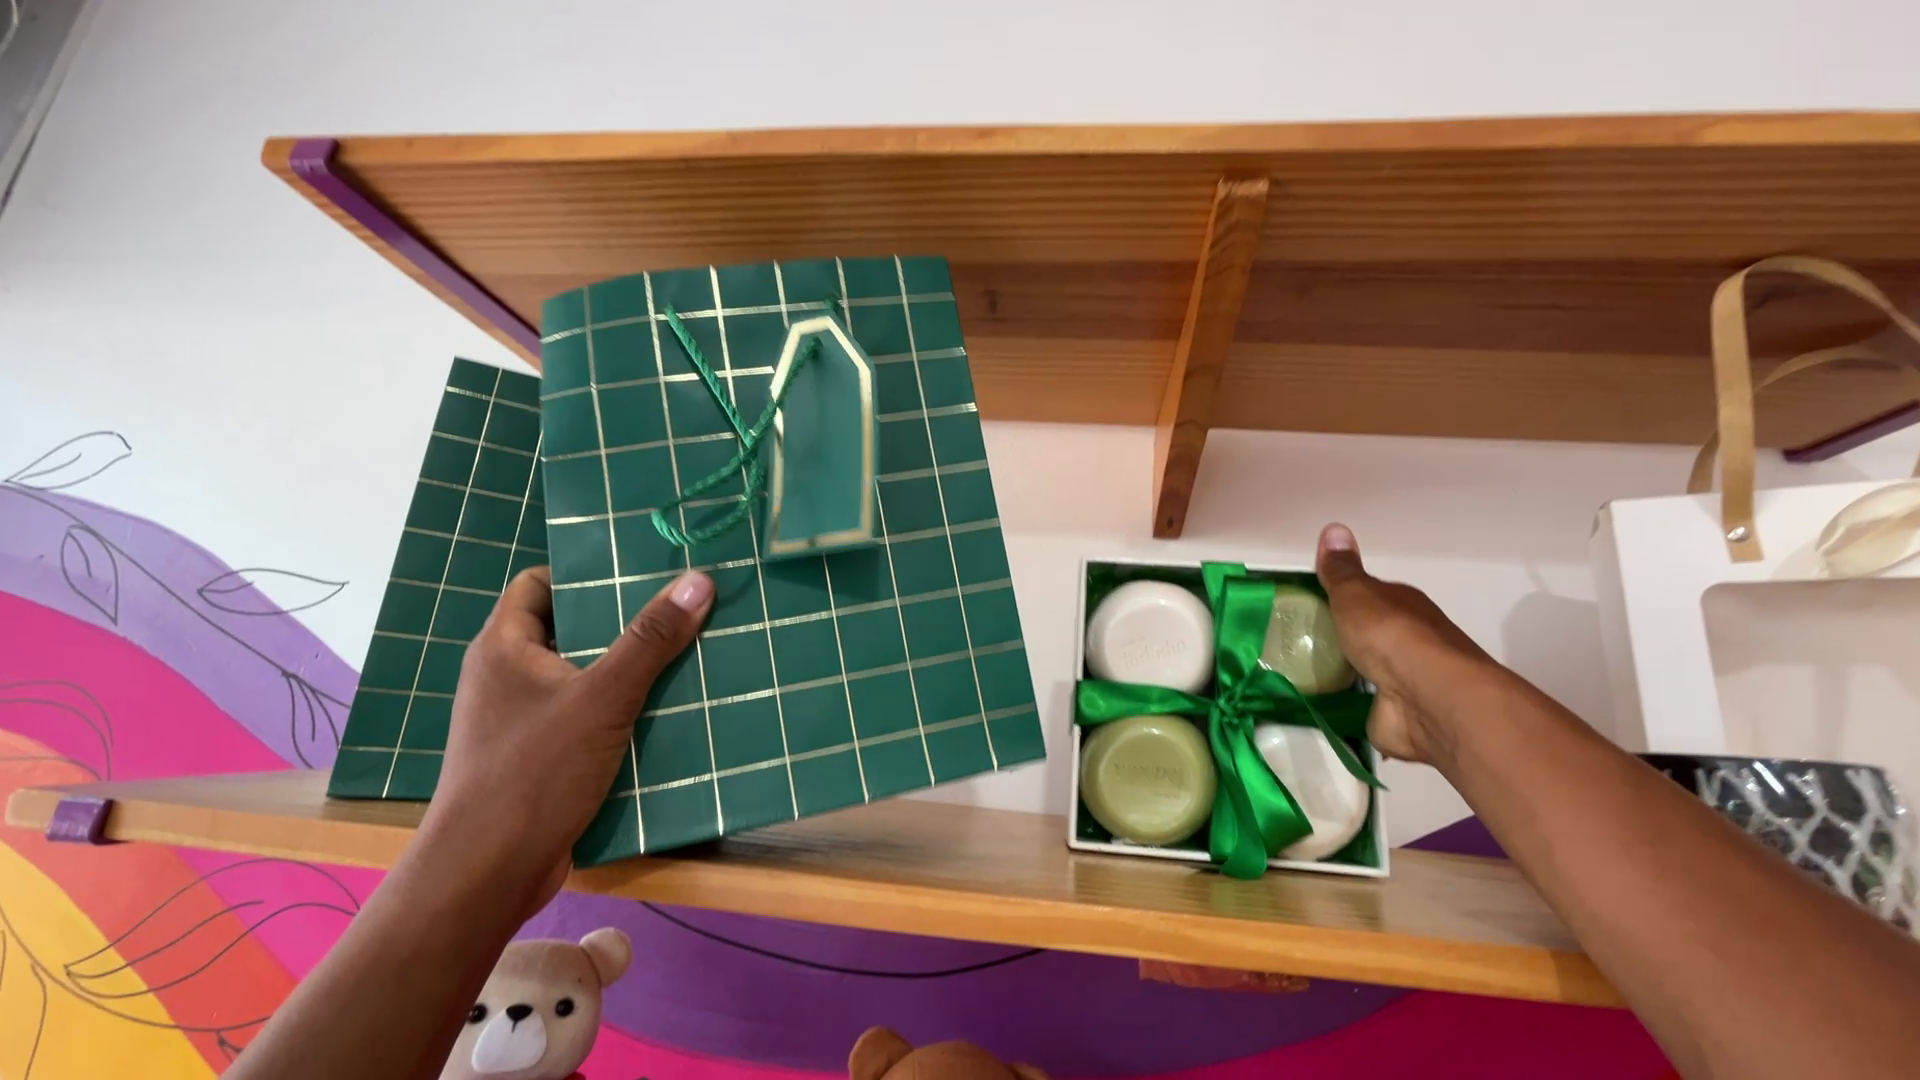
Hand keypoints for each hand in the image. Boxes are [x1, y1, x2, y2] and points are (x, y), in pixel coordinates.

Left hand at [420, 566, 713, 910]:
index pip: (540, 583)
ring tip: (691, 654)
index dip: (586, 572)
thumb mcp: (602, 697)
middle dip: (626, 622)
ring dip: (632, 670)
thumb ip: (650, 639)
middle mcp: (509, 677)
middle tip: (684, 609)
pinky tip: (671, 712)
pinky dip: (625, 712)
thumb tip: (698, 580)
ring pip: (587, 677)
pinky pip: (590, 717)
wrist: (488, 875)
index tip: (643, 573)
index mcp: (504, 647)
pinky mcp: (544, 758)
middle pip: (572, 630)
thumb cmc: (534, 772)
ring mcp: (525, 721)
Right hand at [1315, 524, 1494, 764]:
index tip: (1309, 604)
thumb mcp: (1356, 594)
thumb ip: (1340, 571)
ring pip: (1366, 671)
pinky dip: (1344, 707)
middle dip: (1342, 637)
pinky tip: (1316, 706)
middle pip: (1369, 634)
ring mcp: (1403, 681)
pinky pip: (1359, 707)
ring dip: (1344, 674)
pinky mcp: (1392, 715)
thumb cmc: (1390, 635)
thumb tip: (1334, 528)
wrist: (1426, 698)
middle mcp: (1408, 641)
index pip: (1372, 597)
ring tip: (1299, 673)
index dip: (1344, 597)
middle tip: (1296, 640)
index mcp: (1403, 606)